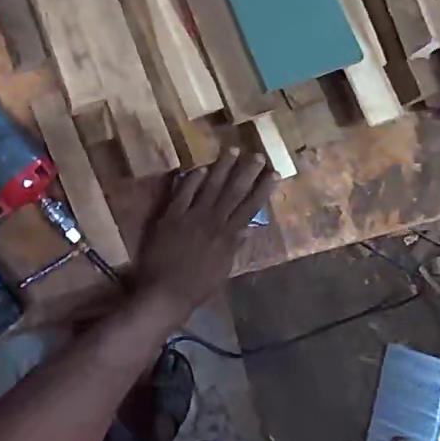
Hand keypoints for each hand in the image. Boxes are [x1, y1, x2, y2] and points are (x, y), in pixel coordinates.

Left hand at [131, 149, 275, 315]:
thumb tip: (248, 230)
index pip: (250, 207)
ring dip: (222, 167)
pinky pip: (184, 193)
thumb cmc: (197, 286)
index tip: (274, 173)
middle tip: (257, 154)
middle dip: (247, 171)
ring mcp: (192, 216)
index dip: (263, 189)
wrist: (165, 291)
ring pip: (211, 186)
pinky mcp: (171, 216)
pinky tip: (200, 167)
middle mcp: (213, 221)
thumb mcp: (223, 269)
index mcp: (228, 235)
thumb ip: (234, 246)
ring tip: (233, 149)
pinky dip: (192, 180)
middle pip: (233, 191)